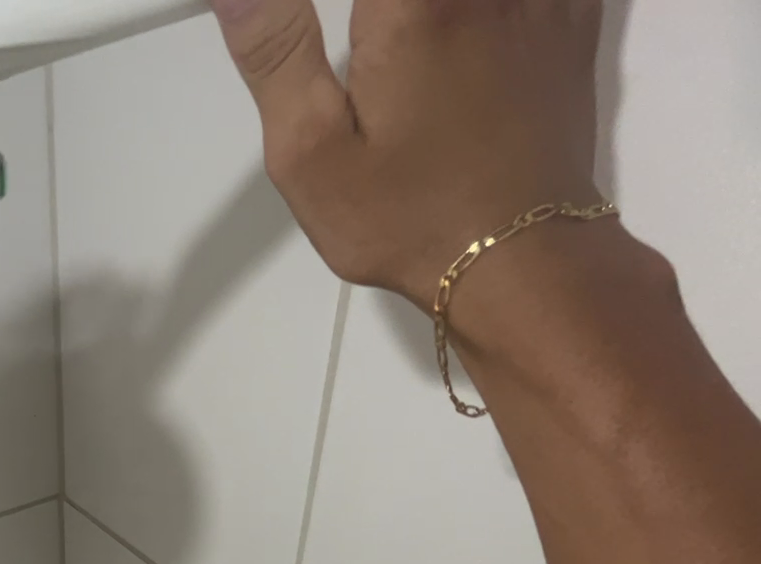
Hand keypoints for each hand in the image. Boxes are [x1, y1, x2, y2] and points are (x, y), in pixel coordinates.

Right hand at [209, 0, 607, 305]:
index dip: (305, 5)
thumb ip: (276, 54)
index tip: (277, 27)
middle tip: (350, 60)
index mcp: (415, 7)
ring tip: (379, 47)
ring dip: (399, 18)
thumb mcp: (308, 150)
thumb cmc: (396, 214)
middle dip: (366, 15)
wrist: (511, 255)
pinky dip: (464, 14)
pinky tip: (442, 33)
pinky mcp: (571, 16)